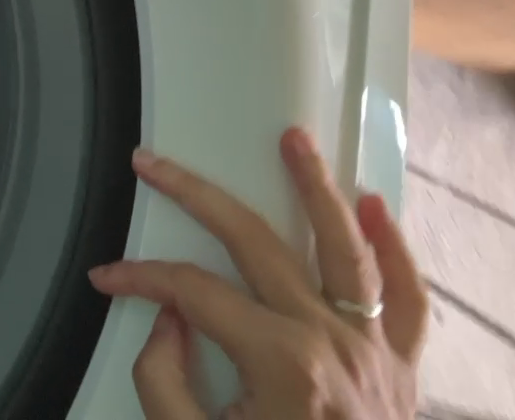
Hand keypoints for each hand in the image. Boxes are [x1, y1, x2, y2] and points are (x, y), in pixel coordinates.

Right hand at [88, 128, 426, 418]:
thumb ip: (163, 376)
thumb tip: (170, 316)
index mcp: (281, 364)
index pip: (189, 290)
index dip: (139, 278)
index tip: (106, 278)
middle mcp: (333, 343)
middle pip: (253, 242)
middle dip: (193, 194)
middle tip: (151, 161)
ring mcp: (375, 352)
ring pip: (346, 250)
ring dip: (316, 188)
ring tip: (293, 138)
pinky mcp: (403, 370)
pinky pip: (408, 301)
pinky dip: (396, 251)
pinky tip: (377, 205)